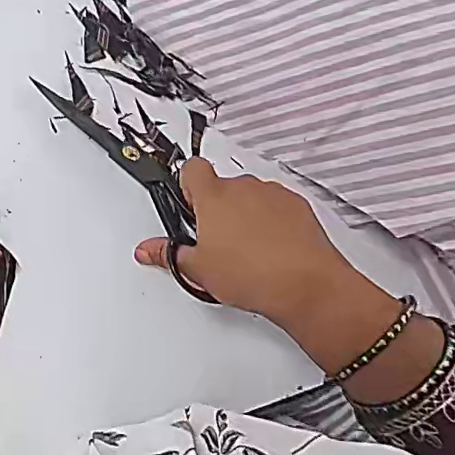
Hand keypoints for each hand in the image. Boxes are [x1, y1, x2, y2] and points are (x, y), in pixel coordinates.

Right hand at [135, 159, 442, 391]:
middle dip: (216, 208)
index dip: (187, 185)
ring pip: (250, 196)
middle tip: (213, 239)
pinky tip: (268, 249)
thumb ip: (168, 253)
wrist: (305, 285)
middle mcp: (244, 187)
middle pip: (221, 186)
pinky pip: (276, 206)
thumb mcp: (197, 270)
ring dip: (244, 214)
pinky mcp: (297, 206)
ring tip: (243, 250)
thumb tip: (150, 250)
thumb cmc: (254, 274)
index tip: (187, 205)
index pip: (192, 169)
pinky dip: (271, 221)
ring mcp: (272, 194)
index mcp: (213, 197)